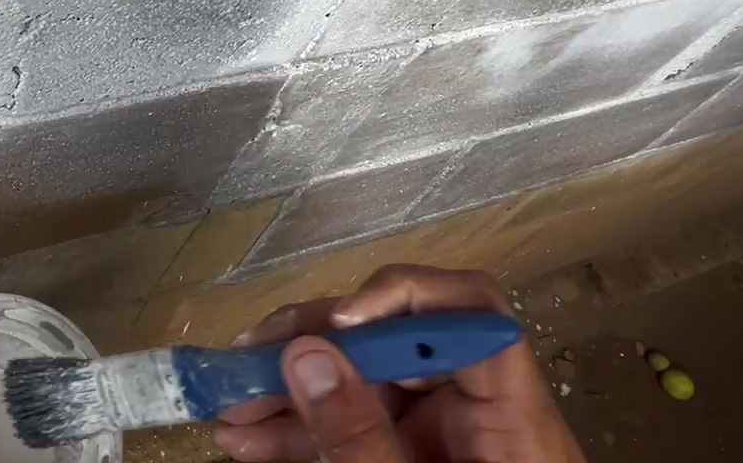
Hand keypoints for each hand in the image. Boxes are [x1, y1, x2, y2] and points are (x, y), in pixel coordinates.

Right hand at [213, 265, 585, 462]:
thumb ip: (361, 441)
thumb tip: (303, 353)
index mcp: (512, 420)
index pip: (470, 312)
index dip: (402, 296)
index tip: (339, 323)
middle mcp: (478, 410)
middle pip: (394, 336)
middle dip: (313, 343)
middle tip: (248, 359)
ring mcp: (443, 434)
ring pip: (360, 376)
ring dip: (291, 386)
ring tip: (231, 407)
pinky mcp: (413, 454)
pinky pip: (353, 418)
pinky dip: (303, 425)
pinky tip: (251, 441)